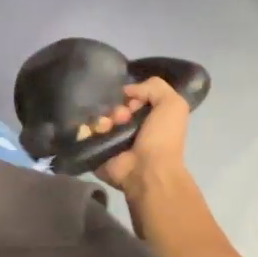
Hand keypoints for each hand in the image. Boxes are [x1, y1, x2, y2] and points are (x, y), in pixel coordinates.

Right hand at [95, 77, 189, 191]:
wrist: (148, 169)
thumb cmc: (162, 137)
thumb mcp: (173, 104)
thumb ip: (154, 87)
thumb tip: (126, 91)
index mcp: (148, 119)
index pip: (131, 99)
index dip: (130, 96)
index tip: (133, 102)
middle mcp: (129, 129)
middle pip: (112, 108)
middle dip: (116, 109)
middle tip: (122, 117)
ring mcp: (111, 140)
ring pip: (97, 119)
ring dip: (102, 119)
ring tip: (109, 127)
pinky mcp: (95, 150)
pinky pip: (84, 132)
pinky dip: (88, 129)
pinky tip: (98, 133)